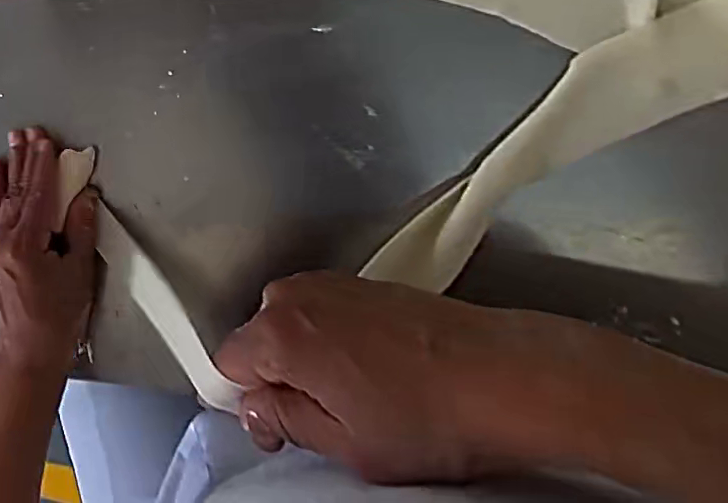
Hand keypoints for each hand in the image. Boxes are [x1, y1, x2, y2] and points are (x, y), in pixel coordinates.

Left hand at [0, 127, 97, 374]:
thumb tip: (85, 196)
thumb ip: (80, 231)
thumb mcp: (79, 275)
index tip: (48, 140)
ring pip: (6, 196)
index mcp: (27, 243)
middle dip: (27, 158)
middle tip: (28, 130)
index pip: (40, 194)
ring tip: (13, 140)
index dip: (46, 165)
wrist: (26, 354)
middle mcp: (5, 238)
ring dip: (13, 166)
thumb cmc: (58, 319)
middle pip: (20, 189)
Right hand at [215, 271, 604, 484]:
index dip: (247, 400)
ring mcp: (324, 283)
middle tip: (326, 416)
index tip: (272, 420)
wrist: (501, 374)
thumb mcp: (348, 447)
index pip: (226, 362)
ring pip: (288, 324)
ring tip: (360, 393)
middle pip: (256, 339)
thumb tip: (259, 411)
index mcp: (279, 334)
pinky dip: (333, 338)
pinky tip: (375, 370)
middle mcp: (293, 296)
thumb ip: (284, 423)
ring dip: (307, 356)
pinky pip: (319, 311)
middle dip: (279, 376)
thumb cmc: (433, 412)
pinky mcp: (353, 281)